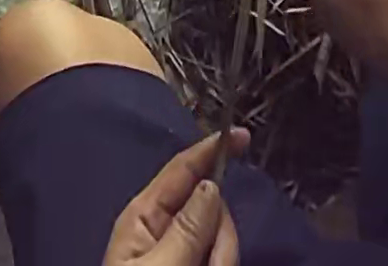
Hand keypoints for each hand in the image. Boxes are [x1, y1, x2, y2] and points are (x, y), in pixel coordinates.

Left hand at [102, 130, 246, 265]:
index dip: (212, 149)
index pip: (182, 169)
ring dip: (220, 264)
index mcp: (145, 217)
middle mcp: (165, 231)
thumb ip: (187, 230)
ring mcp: (182, 258)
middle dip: (220, 240)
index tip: (242, 136)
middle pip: (212, 209)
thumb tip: (212, 185)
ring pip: (222, 244)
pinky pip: (220, 263)